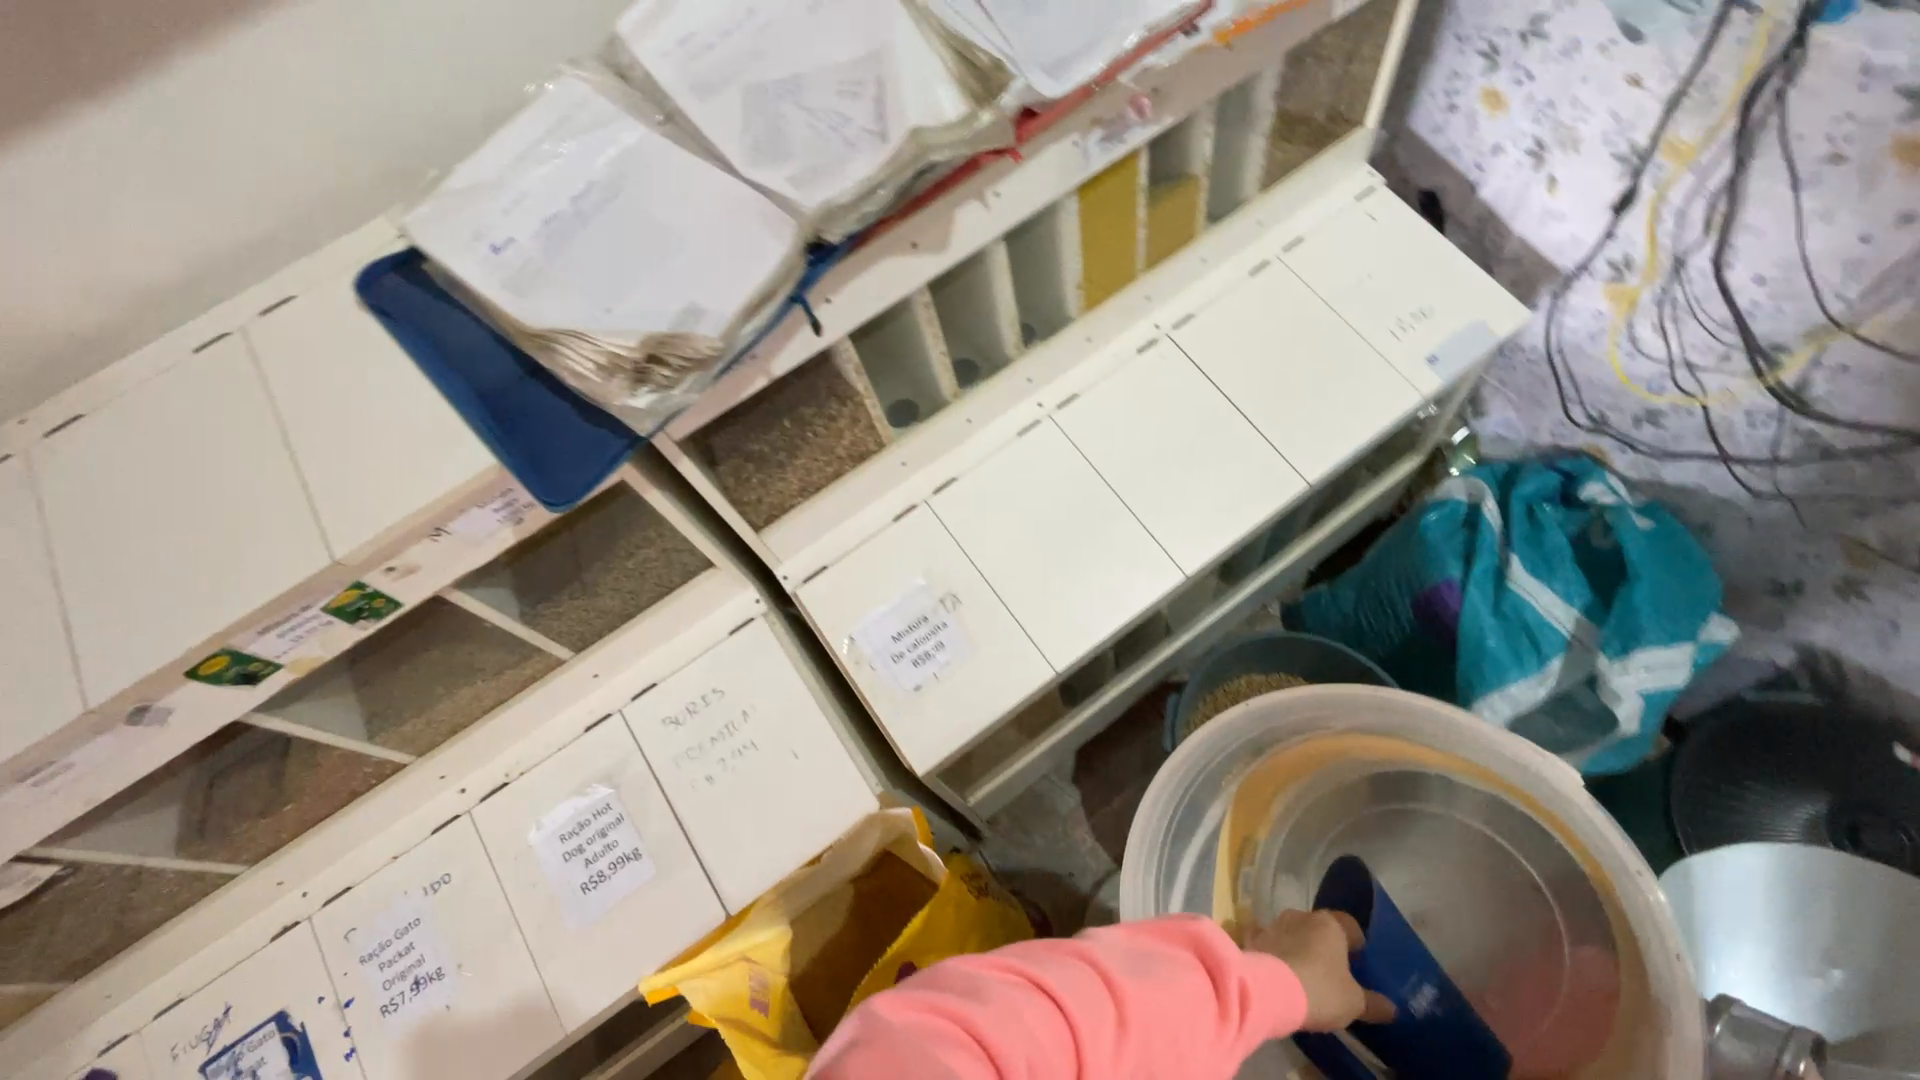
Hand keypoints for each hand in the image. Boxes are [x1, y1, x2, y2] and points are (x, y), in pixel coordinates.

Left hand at [1248, 910, 1396, 1031]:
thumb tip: (1392, 1008)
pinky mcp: (1252, 939)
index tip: (1359, 963)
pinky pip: (1266, 941)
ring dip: (1297, 946)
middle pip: (1319, 927)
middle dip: (1325, 945)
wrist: (1268, 991)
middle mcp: (1300, 916)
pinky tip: (1276, 969)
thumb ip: (1374, 1003)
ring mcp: (1273, 924)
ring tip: (1304, 973)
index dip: (1356, 943)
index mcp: (1330, 924)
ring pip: (1292, 932)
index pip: (1350, 925)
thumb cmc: (1320, 989)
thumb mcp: (1354, 1003)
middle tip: (1332, 971)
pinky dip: (1272, 951)